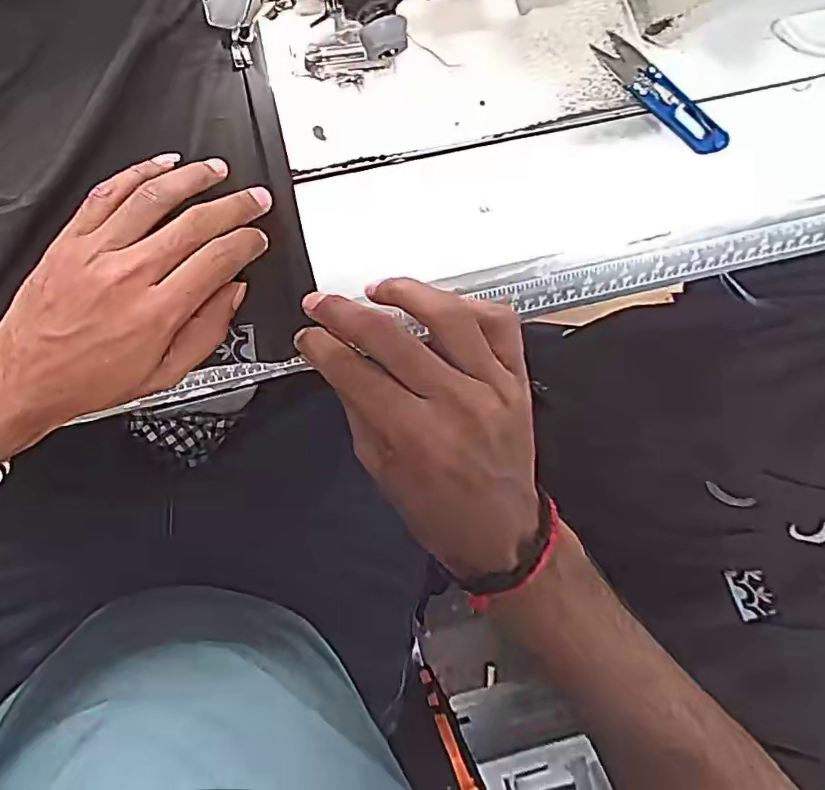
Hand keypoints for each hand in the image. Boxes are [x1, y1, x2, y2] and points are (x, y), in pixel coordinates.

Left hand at [0, 155, 271, 465]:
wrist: (24, 376)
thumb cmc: (87, 380)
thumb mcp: (162, 375)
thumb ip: (206, 331)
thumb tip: (232, 293)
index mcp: (155, 312)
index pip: (217, 259)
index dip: (247, 241)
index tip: (256, 236)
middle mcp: (128, 275)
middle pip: (195, 223)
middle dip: (235, 205)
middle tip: (253, 198)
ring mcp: (96, 253)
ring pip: (154, 198)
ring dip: (192, 177)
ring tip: (215, 170)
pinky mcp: (70, 240)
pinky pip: (107, 194)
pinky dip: (137, 173)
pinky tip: (159, 165)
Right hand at [294, 279, 538, 578]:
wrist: (502, 534)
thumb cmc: (438, 510)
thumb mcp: (378, 465)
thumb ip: (356, 406)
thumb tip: (332, 358)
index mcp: (415, 436)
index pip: (353, 370)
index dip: (320, 345)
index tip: (307, 334)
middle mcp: (456, 406)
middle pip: (389, 336)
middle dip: (342, 312)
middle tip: (321, 303)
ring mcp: (492, 388)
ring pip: (447, 316)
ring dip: (404, 292)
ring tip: (378, 289)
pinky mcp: (517, 379)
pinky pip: (498, 322)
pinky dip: (467, 303)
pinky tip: (439, 303)